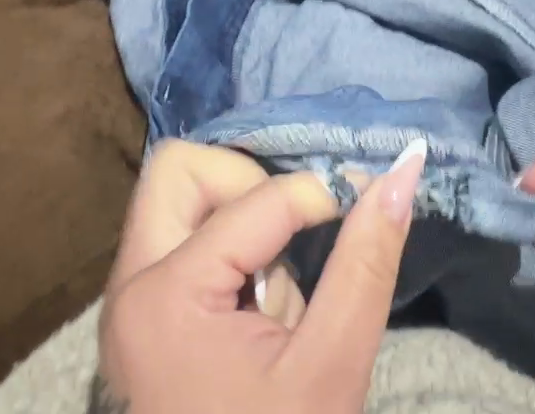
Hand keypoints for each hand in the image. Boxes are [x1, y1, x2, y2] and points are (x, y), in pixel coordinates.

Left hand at [98, 138, 426, 413]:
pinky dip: (227, 246)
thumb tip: (406, 167)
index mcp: (167, 296)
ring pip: (178, 197)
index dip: (325, 194)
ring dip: (239, 216)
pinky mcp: (141, 314)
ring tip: (276, 293)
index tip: (367, 209)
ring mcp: (128, 299)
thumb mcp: (332, 367)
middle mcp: (131, 284)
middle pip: (182, 171)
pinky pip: (181, 237)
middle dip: (251, 182)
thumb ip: (367, 261)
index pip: (260, 199)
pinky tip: (258, 308)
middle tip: (297, 229)